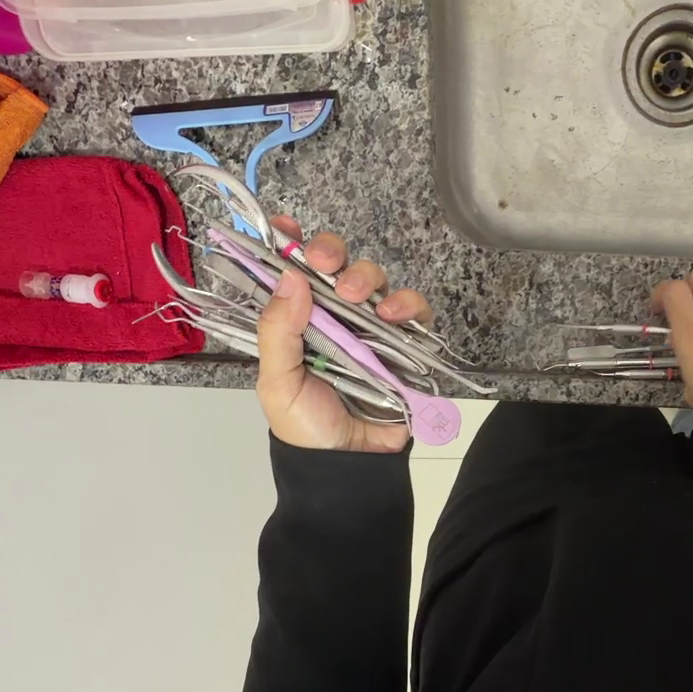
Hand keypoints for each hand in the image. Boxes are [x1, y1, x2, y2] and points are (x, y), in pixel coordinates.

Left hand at [255, 216, 432, 452]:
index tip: (286, 227)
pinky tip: (395, 316)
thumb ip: (279, 333)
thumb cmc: (307, 425)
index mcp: (298, 320)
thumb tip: (290, 277)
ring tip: (361, 299)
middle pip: (338, 264)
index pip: (293, 271)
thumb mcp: (278, 381)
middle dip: (332, 253)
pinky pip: (414, 313)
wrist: (351, 464)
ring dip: (369, 278)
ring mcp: (372, 329)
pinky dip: (409, 305)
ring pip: (376, 281)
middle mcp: (335, 316)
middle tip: (326, 264)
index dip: (289, 243)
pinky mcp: (406, 345)